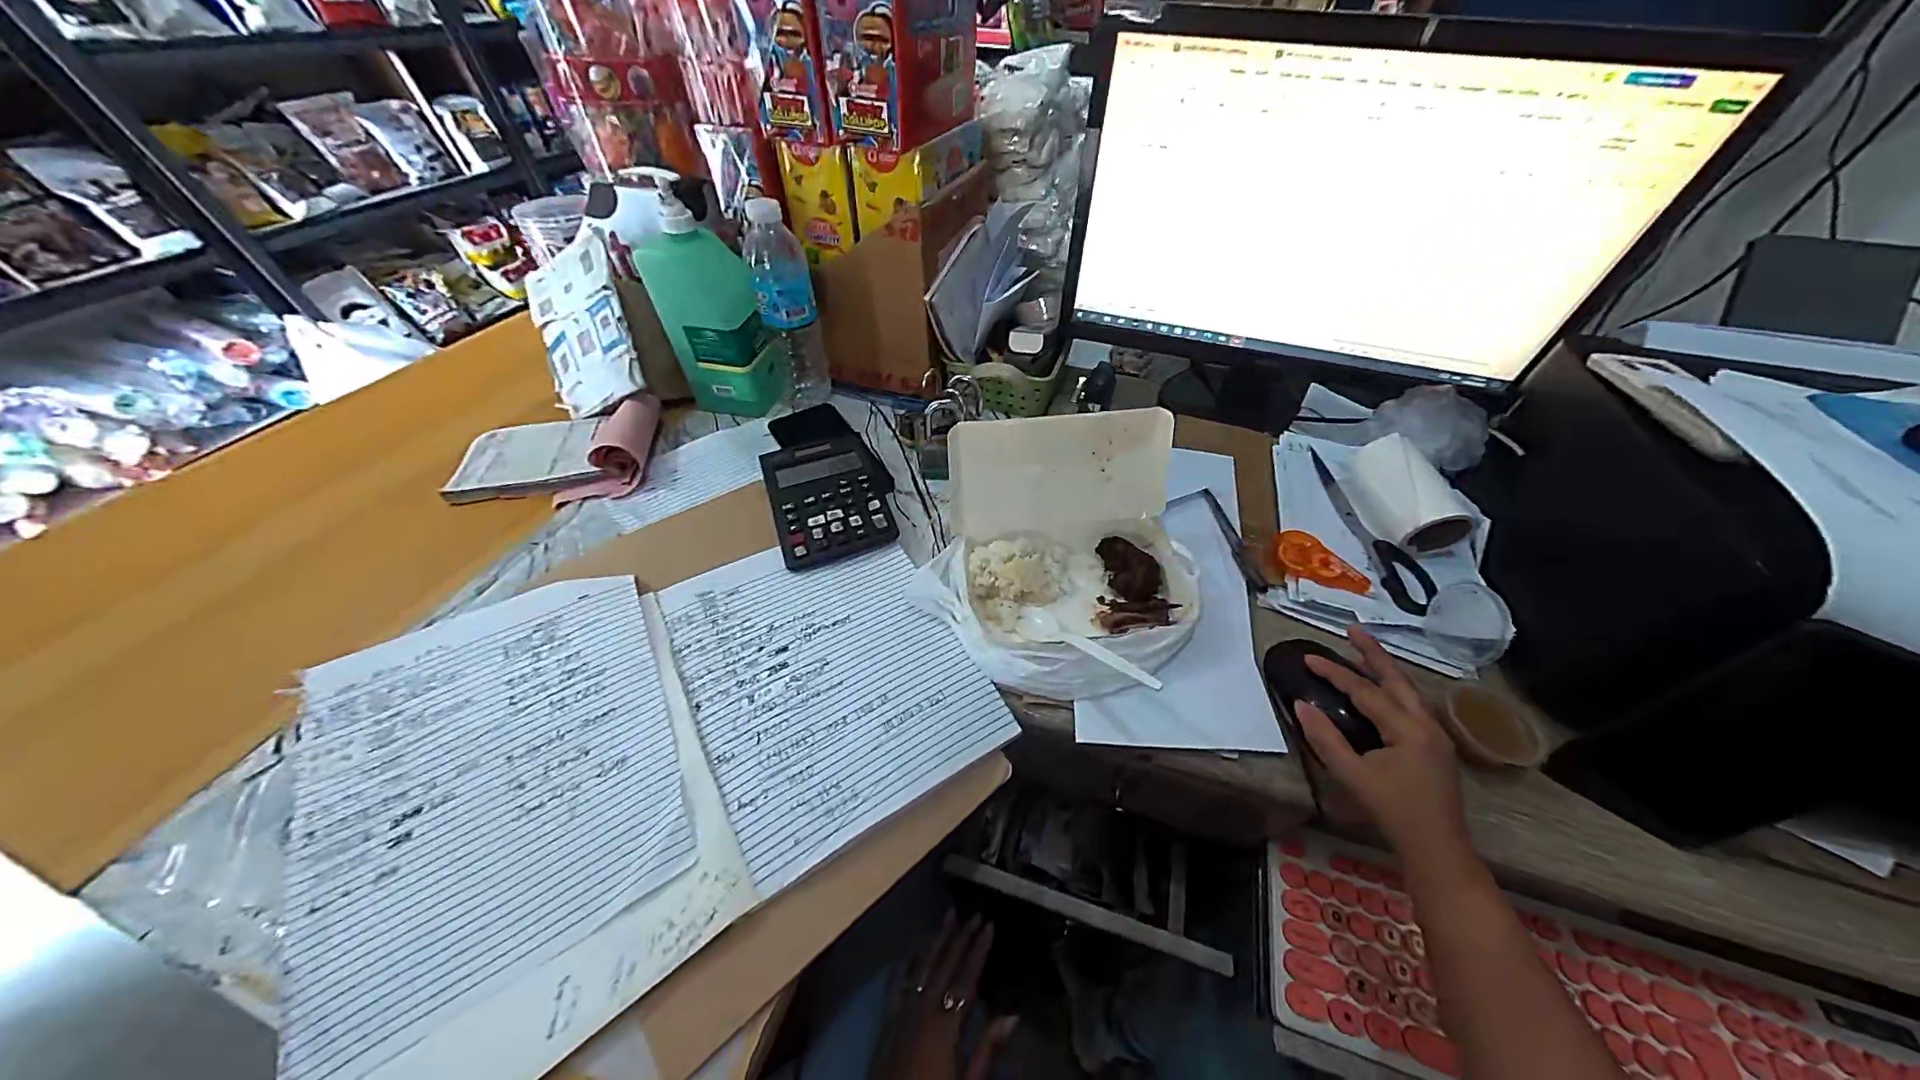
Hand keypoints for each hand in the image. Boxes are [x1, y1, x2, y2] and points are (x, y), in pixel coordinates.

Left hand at [870, 913, 1017, 1079]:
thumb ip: (988, 1049)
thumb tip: (1012, 1015)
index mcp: (945, 1024)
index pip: (966, 978)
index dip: (978, 950)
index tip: (989, 925)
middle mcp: (923, 1010)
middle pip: (945, 966)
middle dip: (961, 938)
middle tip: (974, 914)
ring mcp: (904, 1012)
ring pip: (922, 966)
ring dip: (937, 940)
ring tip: (948, 916)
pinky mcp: (889, 1021)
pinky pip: (898, 983)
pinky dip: (906, 962)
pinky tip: (912, 949)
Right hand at [1295, 627, 1467, 855]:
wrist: (1438, 848)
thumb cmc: (1393, 812)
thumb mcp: (1352, 776)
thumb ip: (1325, 739)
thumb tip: (1301, 705)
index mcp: (1408, 729)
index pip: (1365, 691)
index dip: (1334, 673)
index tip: (1308, 658)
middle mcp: (1427, 725)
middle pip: (1397, 679)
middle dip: (1373, 654)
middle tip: (1353, 630)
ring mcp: (1436, 735)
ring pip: (1408, 691)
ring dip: (1385, 669)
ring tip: (1364, 651)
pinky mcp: (1435, 746)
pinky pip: (1412, 705)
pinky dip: (1394, 689)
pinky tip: (1383, 690)